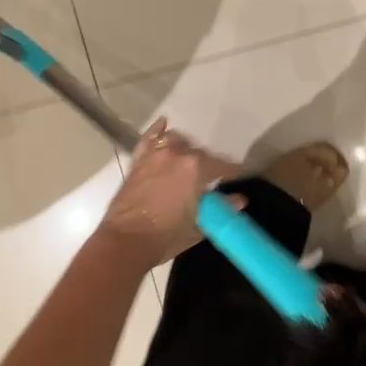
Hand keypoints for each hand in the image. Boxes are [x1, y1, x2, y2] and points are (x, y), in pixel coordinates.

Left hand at [96, 118, 239, 266]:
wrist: (126, 241)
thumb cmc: (166, 236)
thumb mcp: (199, 226)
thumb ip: (222, 208)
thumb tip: (240, 200)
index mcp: (197, 169)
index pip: (222, 165)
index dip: (231, 172)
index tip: (236, 178)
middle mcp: (178, 154)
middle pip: (200, 153)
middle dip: (207, 164)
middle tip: (209, 180)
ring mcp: (155, 154)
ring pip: (177, 140)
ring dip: (185, 148)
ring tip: (187, 160)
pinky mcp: (138, 160)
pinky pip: (149, 138)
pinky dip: (157, 130)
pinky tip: (163, 123)